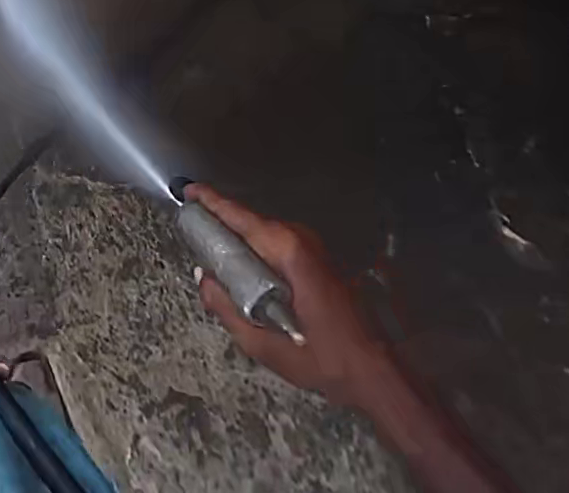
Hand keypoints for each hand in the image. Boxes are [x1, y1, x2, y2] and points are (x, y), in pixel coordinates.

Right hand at [187, 184, 394, 408]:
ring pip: (262, 230)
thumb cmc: (324, 360)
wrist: (382, 378)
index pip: (237, 215)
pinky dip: (253, 244)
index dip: (209, 200)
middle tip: (193, 228)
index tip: (186, 190)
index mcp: (285, 251)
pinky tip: (242, 263)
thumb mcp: (263, 344)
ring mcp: (313, 248)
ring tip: (212, 246)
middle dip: (219, 219)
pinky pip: (275, 241)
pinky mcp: (319, 260)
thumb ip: (224, 308)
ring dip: (236, 234)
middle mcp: (300, 240)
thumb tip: (202, 277)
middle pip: (248, 219)